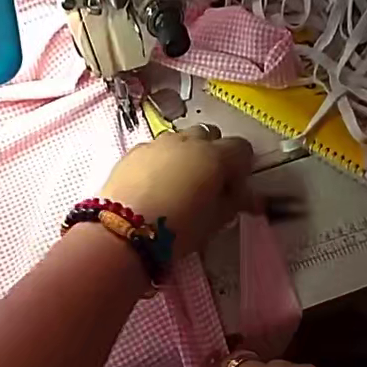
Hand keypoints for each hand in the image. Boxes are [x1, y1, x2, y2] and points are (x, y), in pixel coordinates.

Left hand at [99, 126, 253, 258]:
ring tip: (179, 184)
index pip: (242, 148)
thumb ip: (234, 203)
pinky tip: (155, 186)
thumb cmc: (178, 229)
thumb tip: (243, 197)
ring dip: (186, 154)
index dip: (241, 168)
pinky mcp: (133, 151)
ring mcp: (158, 143)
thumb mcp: (215, 221)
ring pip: (181, 139)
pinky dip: (161, 161)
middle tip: (208, 183)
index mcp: (215, 156)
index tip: (234, 189)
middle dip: (213, 154)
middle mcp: (188, 141)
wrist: (122, 231)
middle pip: (210, 135)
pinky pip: (156, 149)